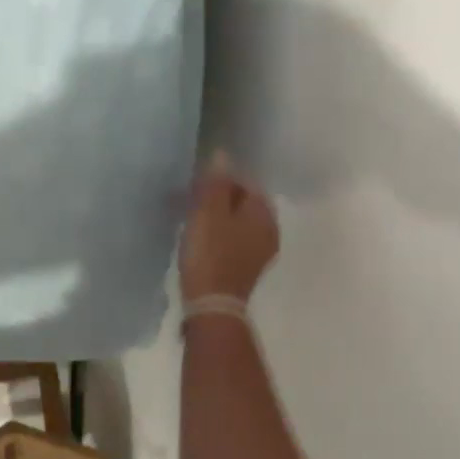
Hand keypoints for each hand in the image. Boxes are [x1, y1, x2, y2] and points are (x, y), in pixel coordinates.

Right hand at [180, 153, 279, 301]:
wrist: (212, 303)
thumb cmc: (210, 253)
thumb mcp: (208, 213)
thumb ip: (216, 184)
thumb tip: (223, 155)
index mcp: (264, 215)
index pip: (247, 184)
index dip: (222, 179)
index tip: (196, 182)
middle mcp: (269, 231)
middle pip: (243, 203)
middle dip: (219, 196)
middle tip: (190, 196)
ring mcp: (259, 251)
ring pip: (237, 221)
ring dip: (216, 215)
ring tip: (190, 215)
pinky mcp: (244, 266)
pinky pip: (232, 238)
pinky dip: (217, 232)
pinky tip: (198, 236)